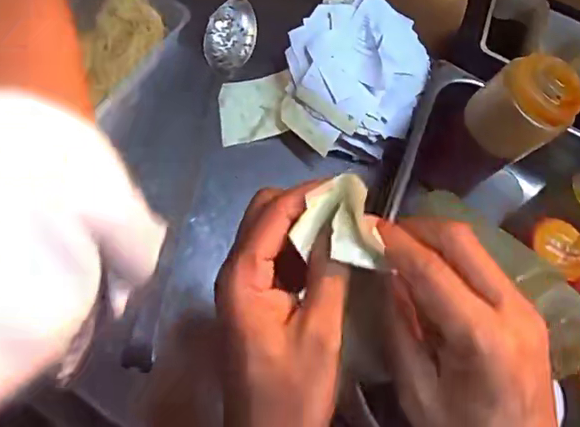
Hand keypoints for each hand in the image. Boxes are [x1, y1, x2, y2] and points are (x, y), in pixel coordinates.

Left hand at [215, 182, 349, 426]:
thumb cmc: (292, 394)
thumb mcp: (320, 332)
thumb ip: (329, 270)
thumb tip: (343, 219)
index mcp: (242, 276)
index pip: (273, 212)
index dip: (308, 193)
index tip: (345, 185)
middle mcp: (234, 271)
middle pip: (263, 212)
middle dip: (303, 201)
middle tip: (343, 204)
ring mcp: (240, 283)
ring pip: (268, 229)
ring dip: (302, 220)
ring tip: (341, 220)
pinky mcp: (250, 296)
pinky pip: (273, 252)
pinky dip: (298, 243)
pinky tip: (326, 250)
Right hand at [378, 216, 555, 426]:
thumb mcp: (420, 395)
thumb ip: (399, 330)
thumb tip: (384, 275)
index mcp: (484, 338)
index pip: (432, 269)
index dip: (396, 242)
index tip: (367, 226)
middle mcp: (512, 309)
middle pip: (460, 240)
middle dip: (418, 228)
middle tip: (386, 232)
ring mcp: (527, 305)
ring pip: (475, 246)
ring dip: (436, 238)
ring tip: (404, 246)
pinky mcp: (530, 307)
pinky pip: (486, 265)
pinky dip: (454, 257)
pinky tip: (432, 269)